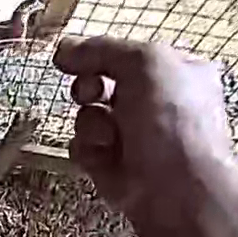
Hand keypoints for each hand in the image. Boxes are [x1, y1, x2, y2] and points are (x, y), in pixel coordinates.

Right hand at [53, 36, 237, 223]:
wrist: (175, 189)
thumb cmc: (171, 120)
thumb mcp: (145, 64)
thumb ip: (102, 50)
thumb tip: (62, 47)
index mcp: (173, 71)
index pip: (125, 56)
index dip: (99, 57)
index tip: (74, 59)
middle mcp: (152, 102)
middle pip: (99, 84)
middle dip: (90, 89)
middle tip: (92, 95)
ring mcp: (129, 136)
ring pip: (86, 117)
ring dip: (91, 124)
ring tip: (111, 139)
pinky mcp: (110, 165)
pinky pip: (82, 148)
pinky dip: (88, 151)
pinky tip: (104, 159)